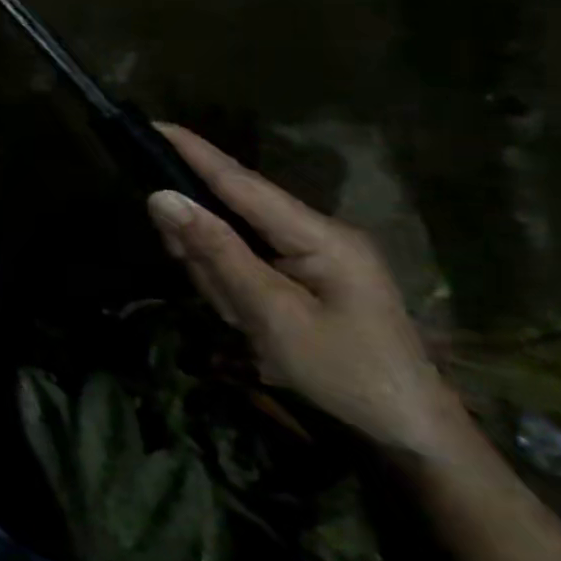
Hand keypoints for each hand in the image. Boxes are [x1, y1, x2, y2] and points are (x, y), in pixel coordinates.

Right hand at [148, 124, 463, 456]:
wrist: (409, 437)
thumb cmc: (342, 371)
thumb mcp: (268, 313)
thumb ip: (213, 250)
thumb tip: (160, 195)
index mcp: (319, 235)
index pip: (240, 181)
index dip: (194, 151)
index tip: (151, 123)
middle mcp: (316, 234)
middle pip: (228, 213)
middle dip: (202, 247)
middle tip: (214, 294)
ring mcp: (312, 254)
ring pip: (229, 239)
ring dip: (216, 274)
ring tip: (239, 318)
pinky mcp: (303, 274)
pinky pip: (243, 261)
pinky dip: (228, 283)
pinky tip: (243, 316)